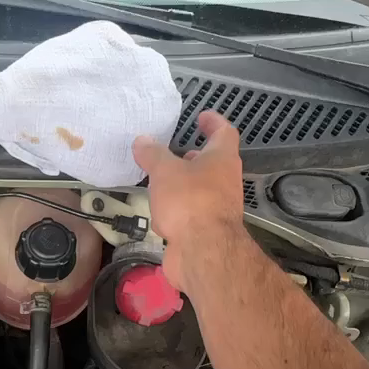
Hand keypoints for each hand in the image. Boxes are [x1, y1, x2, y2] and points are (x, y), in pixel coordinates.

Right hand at [132, 110, 247, 290]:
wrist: (203, 251)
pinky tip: (162, 210)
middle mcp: (226, 181)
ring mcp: (219, 207)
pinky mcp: (208, 229)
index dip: (213, 122)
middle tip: (179, 152)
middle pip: (215, 162)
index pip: (224, 133)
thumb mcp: (165, 171)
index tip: (202, 117)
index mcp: (222, 160)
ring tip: (165, 180)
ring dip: (187, 183)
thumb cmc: (189, 201)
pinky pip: (194, 211)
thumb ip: (153, 155)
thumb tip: (142, 140)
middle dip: (197, 157)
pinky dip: (180, 206)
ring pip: (204, 188)